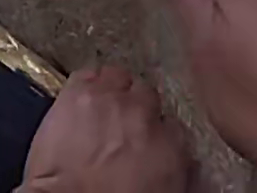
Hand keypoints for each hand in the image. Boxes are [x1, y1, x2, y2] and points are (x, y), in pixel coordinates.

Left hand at [20, 66, 187, 192]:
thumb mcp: (161, 191)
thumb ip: (173, 165)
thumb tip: (177, 155)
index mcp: (171, 147)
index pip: (174, 128)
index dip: (159, 135)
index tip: (148, 144)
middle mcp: (144, 113)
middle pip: (147, 95)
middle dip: (137, 109)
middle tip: (122, 129)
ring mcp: (110, 98)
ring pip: (118, 77)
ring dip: (112, 92)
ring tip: (101, 112)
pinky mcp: (79, 91)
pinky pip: (87, 75)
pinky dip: (86, 86)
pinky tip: (81, 103)